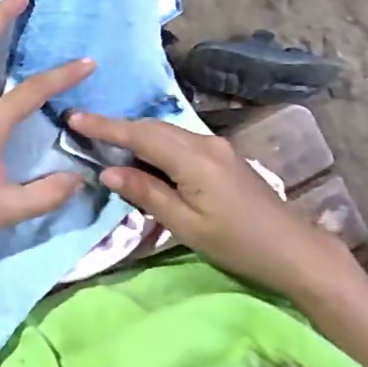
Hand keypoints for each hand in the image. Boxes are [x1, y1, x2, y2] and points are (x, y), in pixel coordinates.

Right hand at [67, 112, 353, 300]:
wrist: (294, 249)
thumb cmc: (238, 243)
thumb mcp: (187, 225)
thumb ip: (147, 194)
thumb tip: (109, 171)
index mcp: (193, 158)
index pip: (140, 134)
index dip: (104, 126)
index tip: (73, 117)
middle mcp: (204, 143)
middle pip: (152, 127)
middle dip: (116, 126)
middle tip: (82, 129)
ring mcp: (216, 147)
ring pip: (166, 132)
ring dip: (135, 134)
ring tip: (104, 141)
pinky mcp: (222, 157)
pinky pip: (180, 142)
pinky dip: (155, 145)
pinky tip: (142, 157)